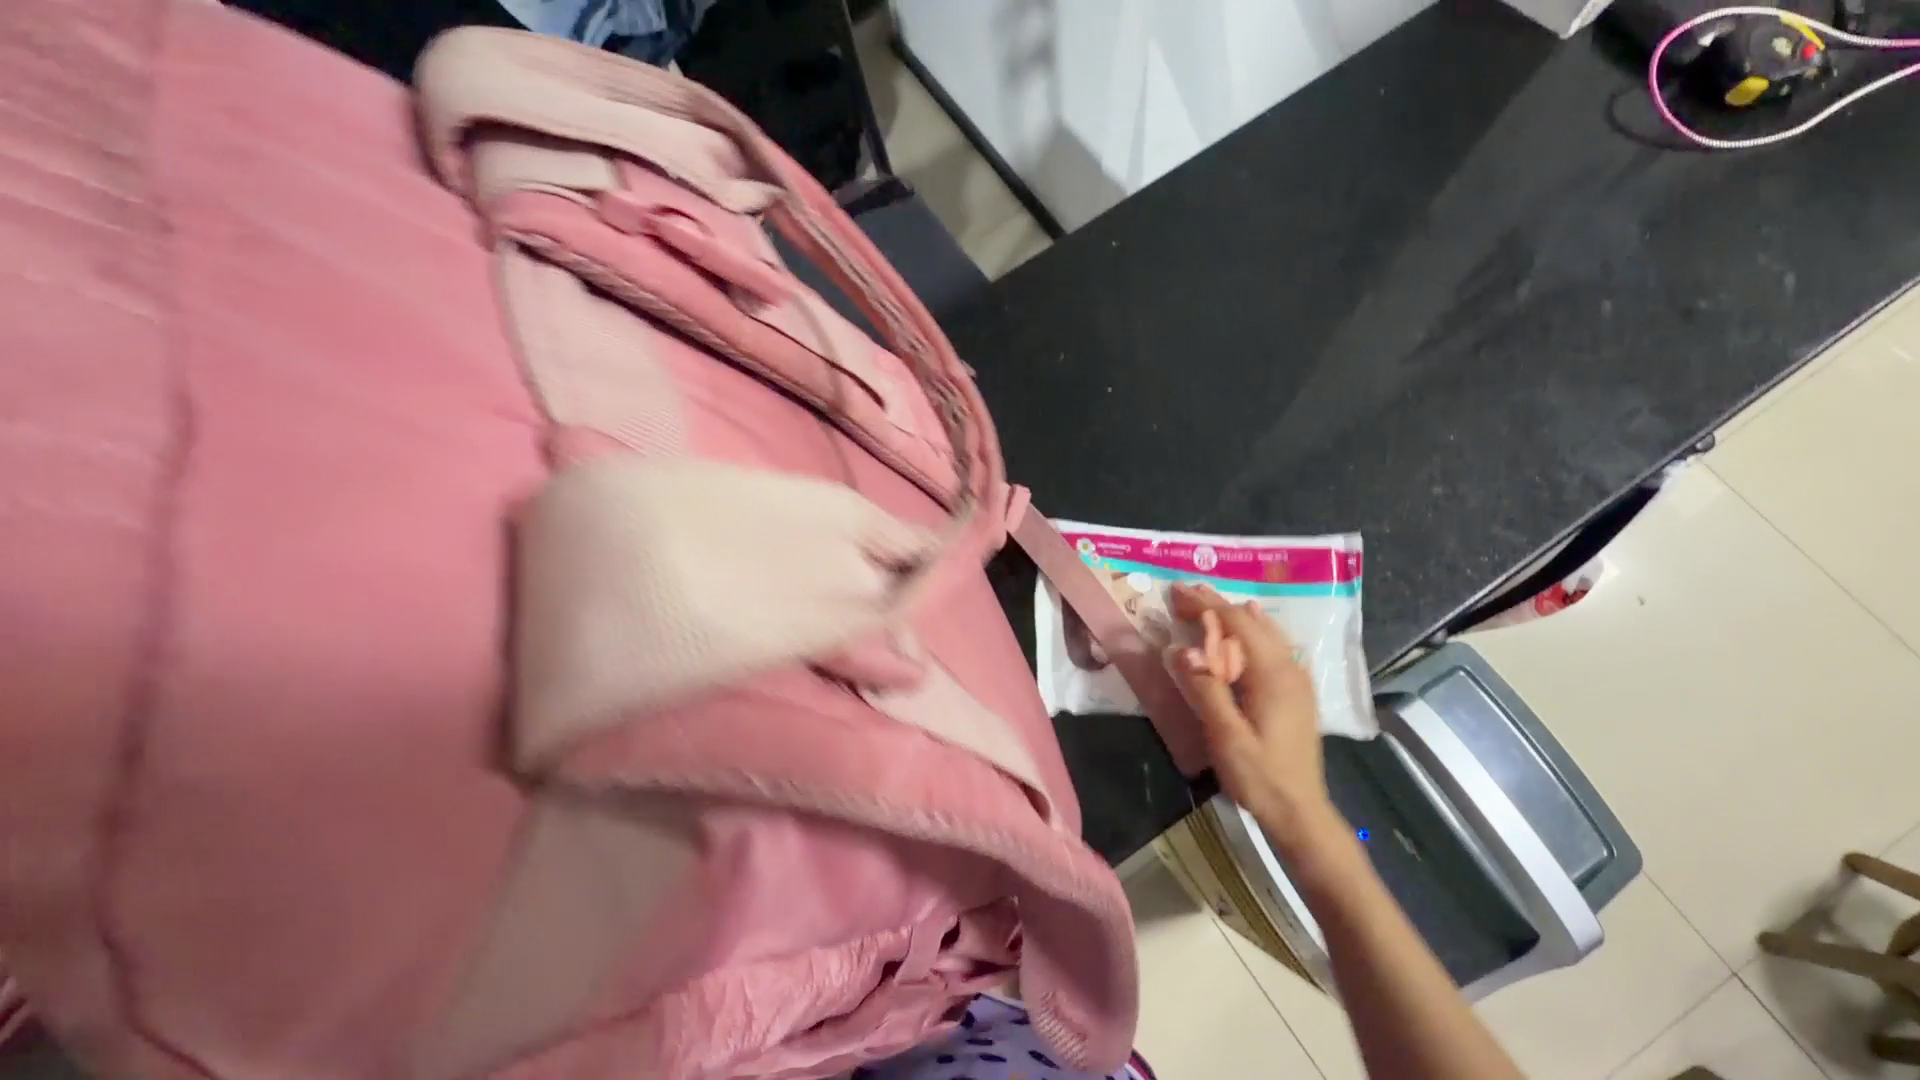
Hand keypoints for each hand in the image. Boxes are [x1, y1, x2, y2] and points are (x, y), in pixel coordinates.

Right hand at [1167, 584, 1344, 852]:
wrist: (1299, 810)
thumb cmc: (1259, 776)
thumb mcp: (1226, 736)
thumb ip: (1205, 689)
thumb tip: (1182, 650)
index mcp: (1272, 675)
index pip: (1236, 625)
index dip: (1205, 606)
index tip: (1177, 592)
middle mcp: (1289, 669)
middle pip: (1251, 623)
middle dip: (1217, 605)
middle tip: (1184, 593)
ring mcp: (1297, 680)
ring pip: (1265, 632)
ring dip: (1234, 615)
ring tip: (1208, 603)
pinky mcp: (1297, 692)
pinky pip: (1274, 646)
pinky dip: (1252, 630)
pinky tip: (1248, 626)